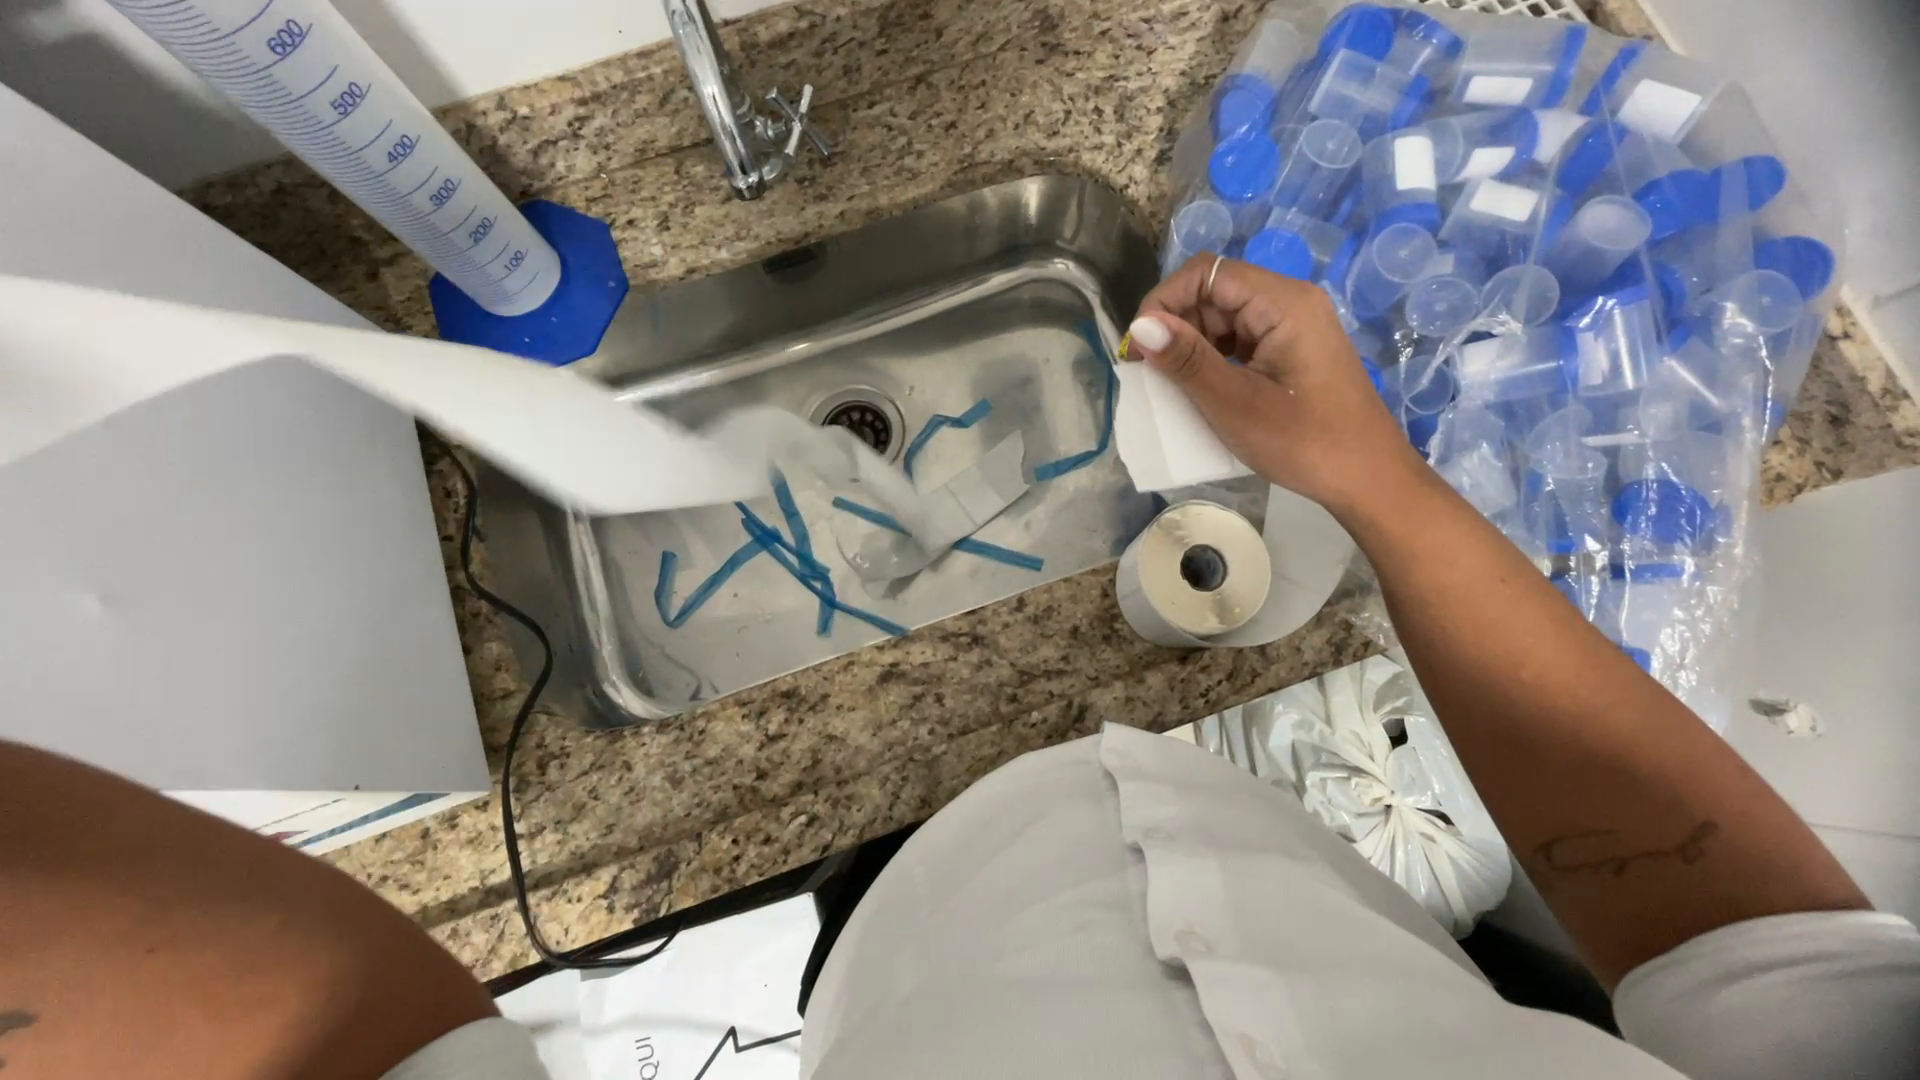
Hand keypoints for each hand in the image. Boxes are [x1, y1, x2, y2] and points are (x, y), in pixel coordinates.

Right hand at [1126, 255, 1422, 511]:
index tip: (1139, 348)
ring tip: (1170, 388)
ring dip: (1190, 348)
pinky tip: (1199, 392)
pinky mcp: (1290, 352)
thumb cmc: (1303, 442)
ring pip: (1222, 320)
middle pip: (1213, 293)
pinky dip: (1211, 362)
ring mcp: (1291, 328)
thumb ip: (1186, 360)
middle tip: (1149, 375)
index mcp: (1282, 303)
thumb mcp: (1234, 403)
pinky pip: (1238, 342)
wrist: (1367, 479)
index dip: (1163, 302)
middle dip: (1174, 327)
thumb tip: (1139, 327)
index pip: (1205, 273)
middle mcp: (1288, 303)